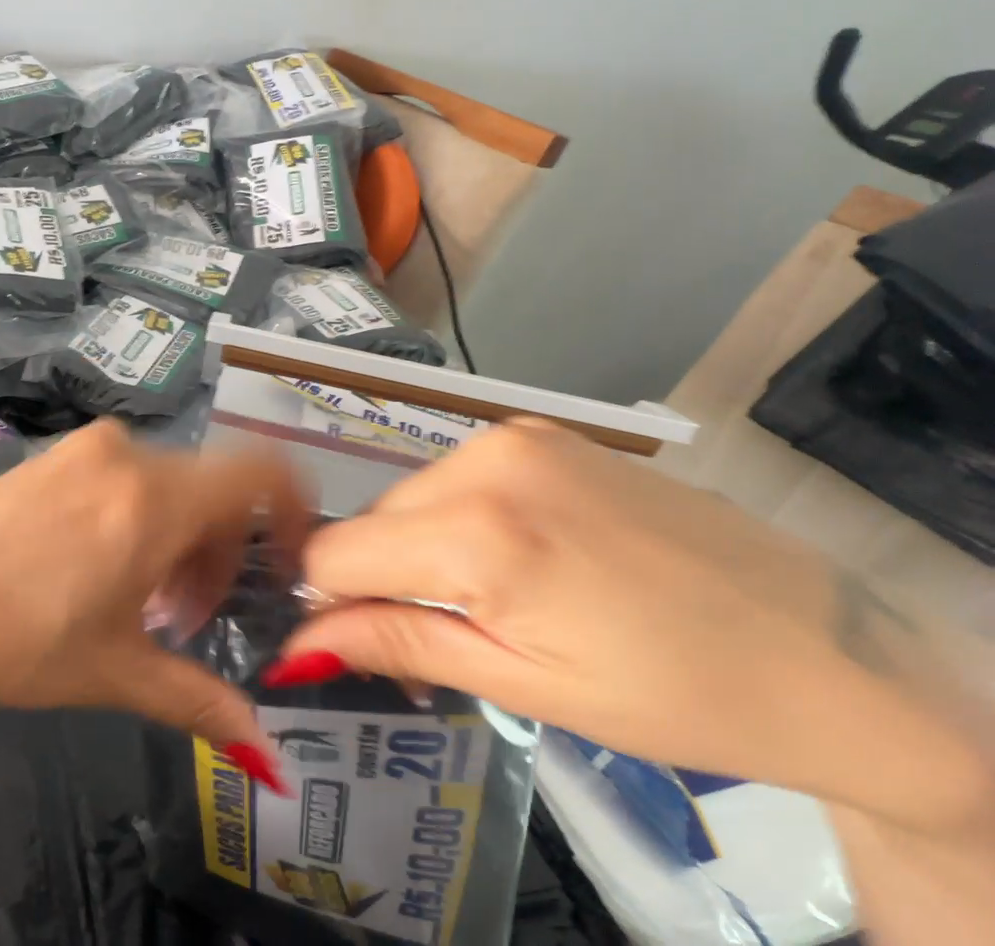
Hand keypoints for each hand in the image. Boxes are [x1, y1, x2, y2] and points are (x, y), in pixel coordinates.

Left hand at [0, 420, 313, 790]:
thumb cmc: (13, 644)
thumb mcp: (114, 673)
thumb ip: (200, 704)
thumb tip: (268, 757)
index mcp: (154, 497)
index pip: (263, 471)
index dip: (292, 514)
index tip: (280, 571)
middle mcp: (122, 456)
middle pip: (212, 489)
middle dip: (219, 553)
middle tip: (186, 619)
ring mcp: (75, 453)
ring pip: (164, 485)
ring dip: (175, 541)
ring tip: (139, 606)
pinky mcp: (40, 462)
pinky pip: (117, 480)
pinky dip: (133, 521)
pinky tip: (94, 576)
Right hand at [277, 420, 993, 836]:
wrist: (836, 655)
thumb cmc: (682, 694)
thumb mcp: (526, 684)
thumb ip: (397, 646)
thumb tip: (294, 648)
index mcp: (479, 530)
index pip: (332, 555)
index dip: (330, 607)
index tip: (357, 647)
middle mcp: (486, 459)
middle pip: (368, 524)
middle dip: (380, 583)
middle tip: (441, 644)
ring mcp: (520, 439)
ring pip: (408, 501)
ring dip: (419, 555)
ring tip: (490, 609)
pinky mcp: (548, 436)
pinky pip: (456, 481)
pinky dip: (458, 526)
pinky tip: (518, 566)